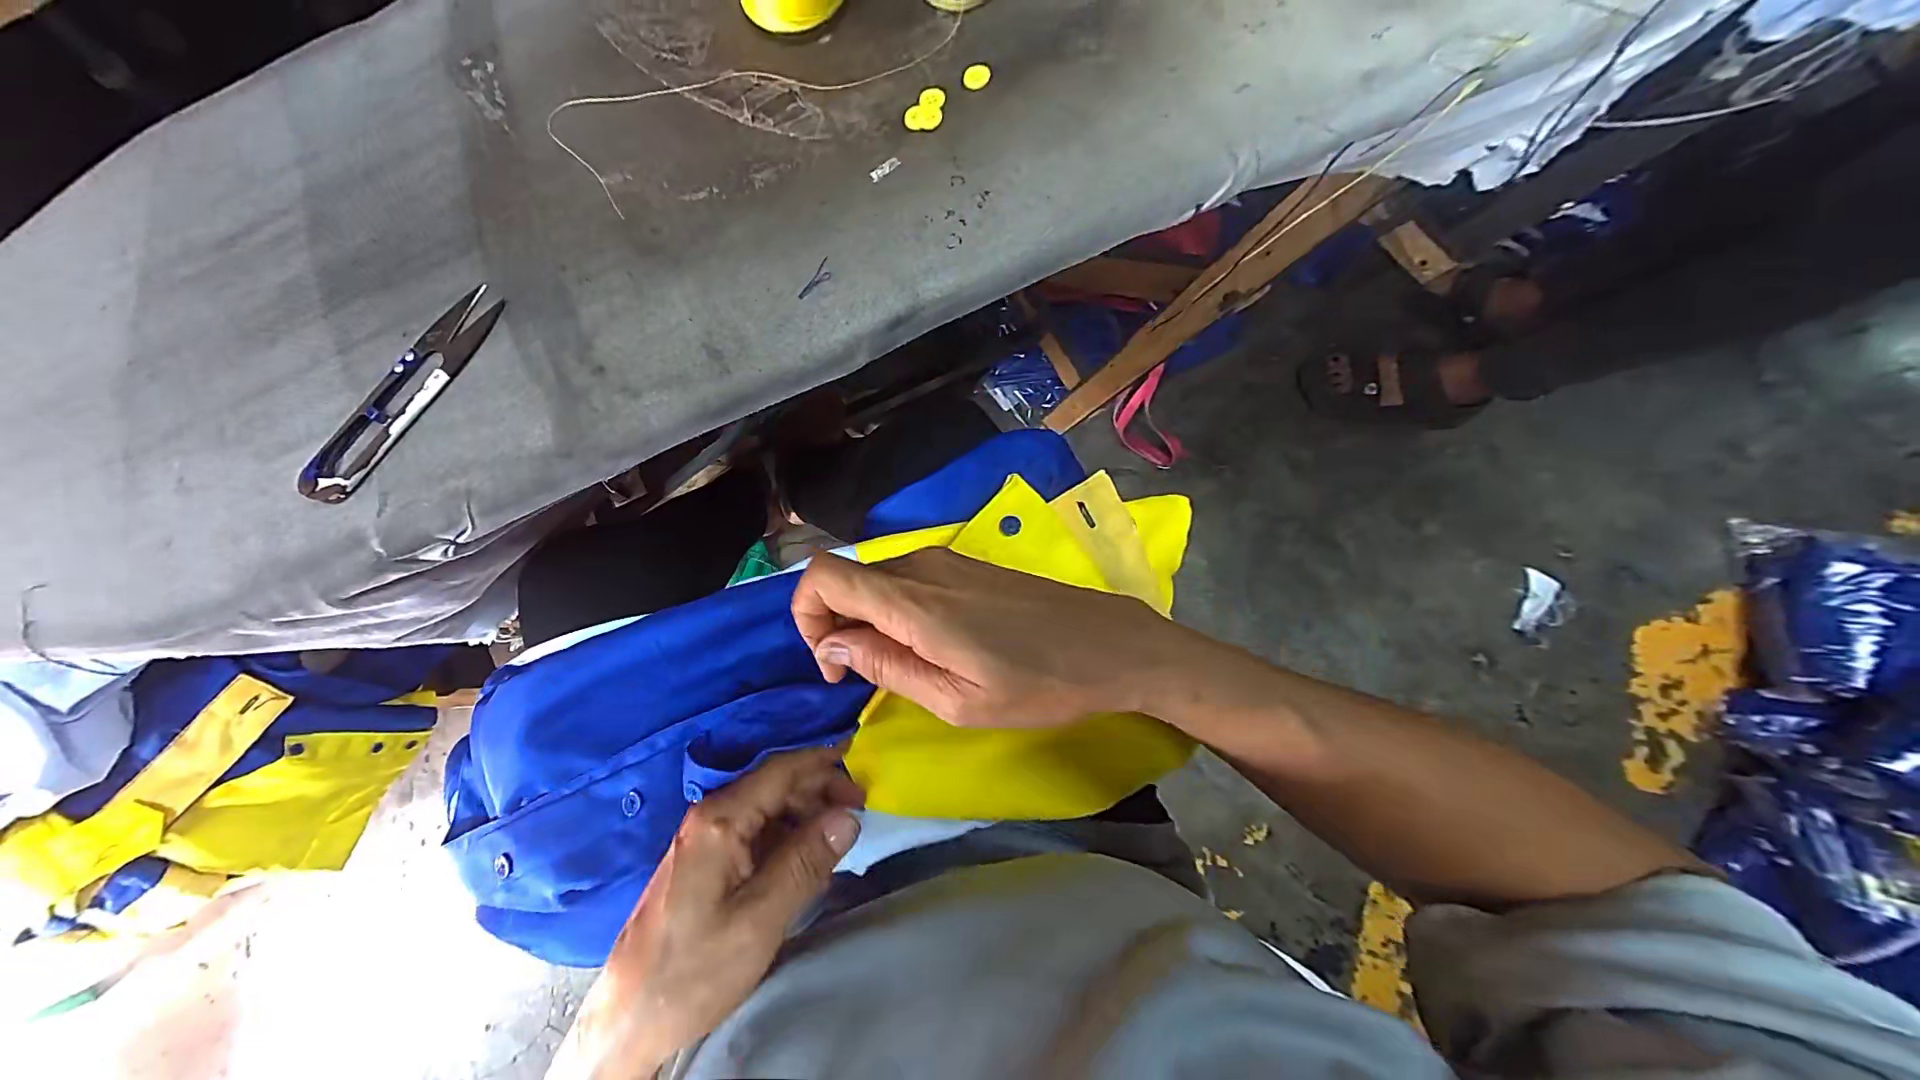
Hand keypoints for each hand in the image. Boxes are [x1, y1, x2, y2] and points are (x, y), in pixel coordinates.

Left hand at [546, 745, 863, 1079]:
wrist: (627, 1022)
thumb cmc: (693, 971)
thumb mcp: (760, 919)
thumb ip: (806, 862)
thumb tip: (849, 817)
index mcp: (719, 820)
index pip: (781, 770)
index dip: (823, 762)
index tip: (862, 761)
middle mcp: (709, 818)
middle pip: (774, 785)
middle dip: (819, 789)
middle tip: (860, 809)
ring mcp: (704, 840)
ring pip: (766, 809)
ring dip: (805, 814)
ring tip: (840, 836)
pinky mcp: (704, 863)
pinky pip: (753, 833)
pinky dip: (786, 836)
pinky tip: (807, 857)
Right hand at [789, 548, 1193, 727]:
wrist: (1112, 646)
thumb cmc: (1039, 684)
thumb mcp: (958, 699)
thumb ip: (886, 664)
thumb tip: (830, 642)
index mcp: (914, 601)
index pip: (823, 575)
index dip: (805, 615)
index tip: (831, 663)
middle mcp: (922, 565)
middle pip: (845, 575)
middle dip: (833, 622)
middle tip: (861, 674)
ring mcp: (947, 559)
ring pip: (874, 576)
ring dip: (864, 617)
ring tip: (897, 665)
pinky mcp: (966, 564)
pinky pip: (906, 577)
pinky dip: (894, 608)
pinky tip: (927, 644)